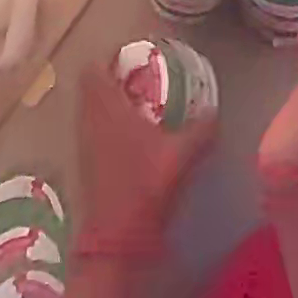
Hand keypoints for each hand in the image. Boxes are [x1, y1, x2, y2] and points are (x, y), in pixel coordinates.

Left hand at [75, 56, 216, 248]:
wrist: (115, 240)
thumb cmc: (145, 186)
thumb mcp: (181, 156)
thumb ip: (200, 130)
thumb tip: (215, 113)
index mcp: (107, 108)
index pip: (93, 68)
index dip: (107, 57)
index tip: (130, 56)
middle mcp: (89, 119)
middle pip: (89, 85)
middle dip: (110, 77)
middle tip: (137, 77)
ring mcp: (83, 142)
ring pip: (88, 107)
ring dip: (106, 100)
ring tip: (136, 103)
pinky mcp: (83, 162)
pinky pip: (90, 128)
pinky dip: (105, 122)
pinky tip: (129, 135)